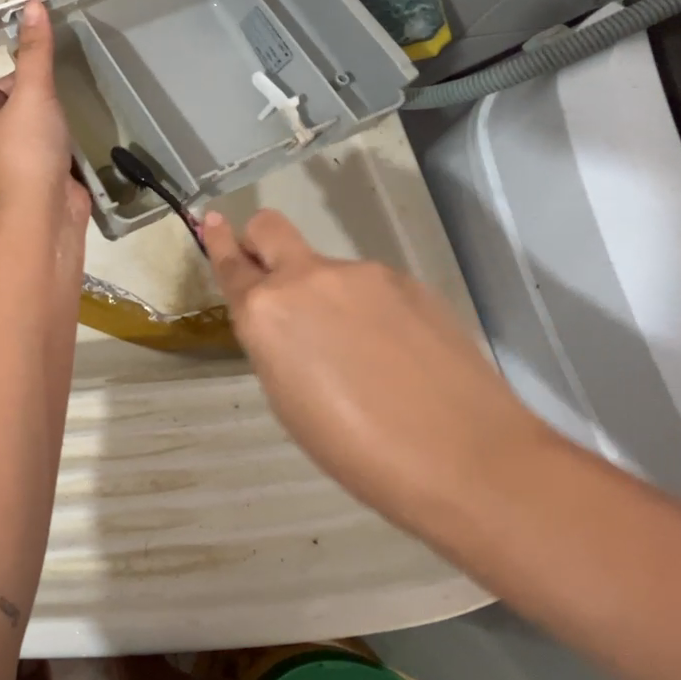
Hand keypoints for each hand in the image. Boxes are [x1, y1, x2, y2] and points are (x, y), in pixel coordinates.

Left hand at [0, 1, 89, 226]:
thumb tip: (32, 4)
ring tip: (82, 111)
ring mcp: (21, 166)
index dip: (18, 75)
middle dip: (43, 101)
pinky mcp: (46, 182)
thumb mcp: (32, 92)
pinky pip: (58, 157)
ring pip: (40, 134)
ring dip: (59, 125)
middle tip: (70, 88)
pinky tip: (90, 141)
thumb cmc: (29, 150)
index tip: (46, 71)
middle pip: (20, 110)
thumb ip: (36, 52)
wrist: (44, 214)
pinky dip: (72, 149)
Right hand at [197, 209, 547, 512]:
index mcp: (265, 311)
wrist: (468, 459)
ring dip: (328, 294)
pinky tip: (398, 354)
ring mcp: (364, 276)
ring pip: (328, 269)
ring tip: (362, 354)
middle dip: (260, 240)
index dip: (219, 241)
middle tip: (271, 273)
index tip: (212, 220)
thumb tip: (285, 325)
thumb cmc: (355, 448)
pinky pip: (372, 287)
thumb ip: (274, 344)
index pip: (231, 263)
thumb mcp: (286, 399)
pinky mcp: (412, 284)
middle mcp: (307, 279)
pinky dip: (370, 309)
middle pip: (270, 228)